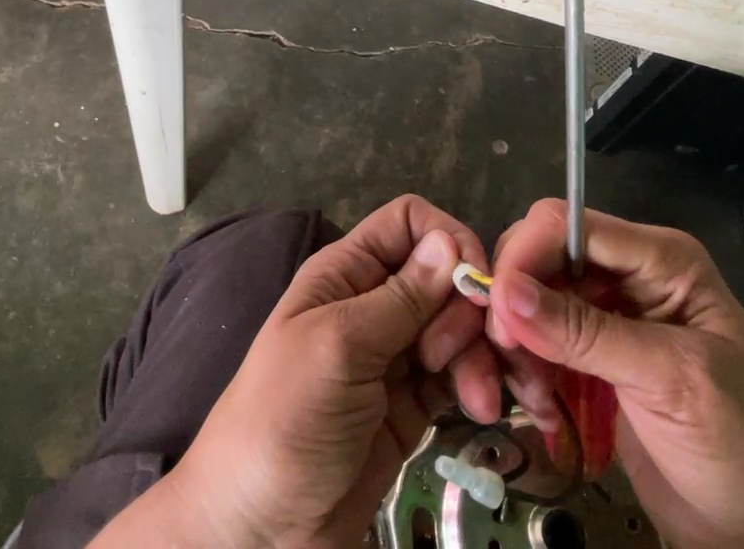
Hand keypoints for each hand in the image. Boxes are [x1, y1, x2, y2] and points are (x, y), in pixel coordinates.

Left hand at [91, 195, 499, 547]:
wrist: (262, 523)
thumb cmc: (284, 419)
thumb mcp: (337, 347)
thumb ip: (398, 298)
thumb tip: (450, 241)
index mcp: (345, 274)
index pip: (408, 224)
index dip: (448, 240)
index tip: (474, 285)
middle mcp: (373, 304)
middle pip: (445, 277)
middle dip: (470, 310)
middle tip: (462, 354)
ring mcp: (396, 355)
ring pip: (460, 327)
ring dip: (481, 356)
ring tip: (479, 402)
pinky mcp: (414, 403)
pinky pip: (461, 374)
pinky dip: (480, 385)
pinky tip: (480, 411)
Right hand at [486, 199, 743, 548]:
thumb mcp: (673, 380)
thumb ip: (586, 333)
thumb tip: (503, 292)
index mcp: (659, 259)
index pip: (566, 225)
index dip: (524, 256)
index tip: (496, 311)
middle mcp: (625, 275)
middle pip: (536, 258)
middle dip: (512, 304)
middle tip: (508, 357)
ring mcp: (604, 318)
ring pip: (525, 302)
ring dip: (516, 347)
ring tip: (532, 397)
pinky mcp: (587, 359)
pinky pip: (532, 344)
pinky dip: (525, 373)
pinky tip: (542, 409)